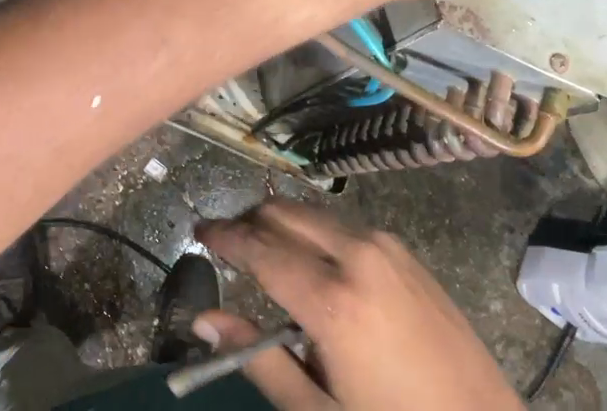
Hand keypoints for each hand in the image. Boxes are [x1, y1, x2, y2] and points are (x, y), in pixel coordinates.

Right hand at [192, 202, 523, 410]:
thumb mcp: (316, 409)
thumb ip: (258, 357)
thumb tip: (204, 321)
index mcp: (333, 300)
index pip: (261, 249)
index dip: (224, 237)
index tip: (199, 232)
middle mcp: (359, 256)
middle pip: (286, 214)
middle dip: (250, 221)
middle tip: (225, 243)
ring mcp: (388, 247)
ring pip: (315, 215)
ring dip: (282, 225)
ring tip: (263, 255)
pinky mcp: (406, 251)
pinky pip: (345, 227)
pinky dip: (315, 234)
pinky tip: (312, 266)